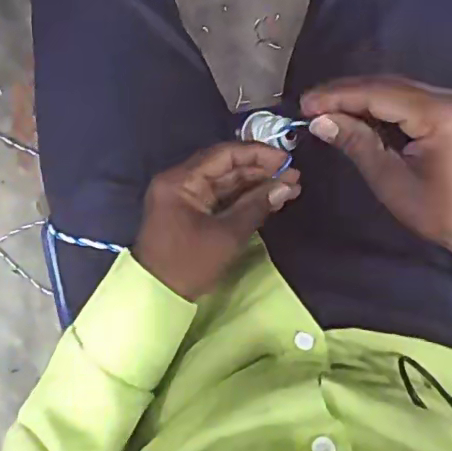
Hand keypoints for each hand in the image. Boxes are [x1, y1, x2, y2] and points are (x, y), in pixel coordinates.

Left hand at [132, 142, 300, 299]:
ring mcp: (185, 197)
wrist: (158, 296)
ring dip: (256, 184)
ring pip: (225, 182)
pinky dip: (244, 198)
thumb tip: (287, 185)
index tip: (286, 160)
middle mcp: (180, 181)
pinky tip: (269, 199)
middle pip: (225, 167)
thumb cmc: (188, 264)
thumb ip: (257, 206)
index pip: (223, 154)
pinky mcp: (191, 212)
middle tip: (294, 177)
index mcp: (180, 180)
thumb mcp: (227, 235)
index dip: (257, 154)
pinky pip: (221, 197)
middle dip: (260, 171)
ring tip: (289, 187)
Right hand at [301, 76, 451, 268]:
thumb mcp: (393, 182)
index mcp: (442, 114)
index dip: (338, 96)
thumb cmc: (444, 214)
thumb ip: (358, 144)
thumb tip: (321, 121)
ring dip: (364, 99)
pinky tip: (361, 116)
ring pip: (401, 91)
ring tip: (328, 110)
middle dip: (348, 94)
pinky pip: (415, 101)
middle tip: (311, 106)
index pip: (379, 93)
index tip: (305, 104)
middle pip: (390, 85)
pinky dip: (385, 107)